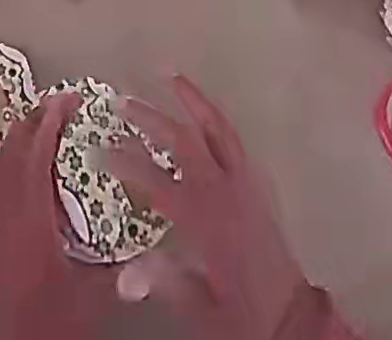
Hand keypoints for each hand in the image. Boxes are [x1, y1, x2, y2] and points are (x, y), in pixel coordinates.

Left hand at [0, 93, 118, 339]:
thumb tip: (148, 246)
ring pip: (5, 164)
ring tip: (47, 122)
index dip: (48, 122)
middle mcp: (9, 214)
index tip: (67, 99)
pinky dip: (19, 160)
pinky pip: (4, 181)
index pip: (34, 155)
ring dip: (24, 138)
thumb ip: (118, 266)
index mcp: (31, 219)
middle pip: (12, 151)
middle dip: (34, 120)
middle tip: (59, 102)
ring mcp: (0, 225)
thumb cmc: (50, 325)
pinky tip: (37, 167)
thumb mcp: (90, 294)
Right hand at [108, 76, 307, 339]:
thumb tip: (123, 274)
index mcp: (206, 220)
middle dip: (150, 119)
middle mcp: (224, 191)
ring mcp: (243, 181)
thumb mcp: (200, 306)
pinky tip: (201, 111)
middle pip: (183, 142)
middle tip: (122, 103)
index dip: (125, 163)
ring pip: (216, 128)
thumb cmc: (241, 311)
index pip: (156, 182)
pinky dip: (214, 118)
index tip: (100, 150)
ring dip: (191, 100)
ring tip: (170, 76)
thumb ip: (165, 280)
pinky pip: (232, 139)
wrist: (291, 316)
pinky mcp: (255, 181)